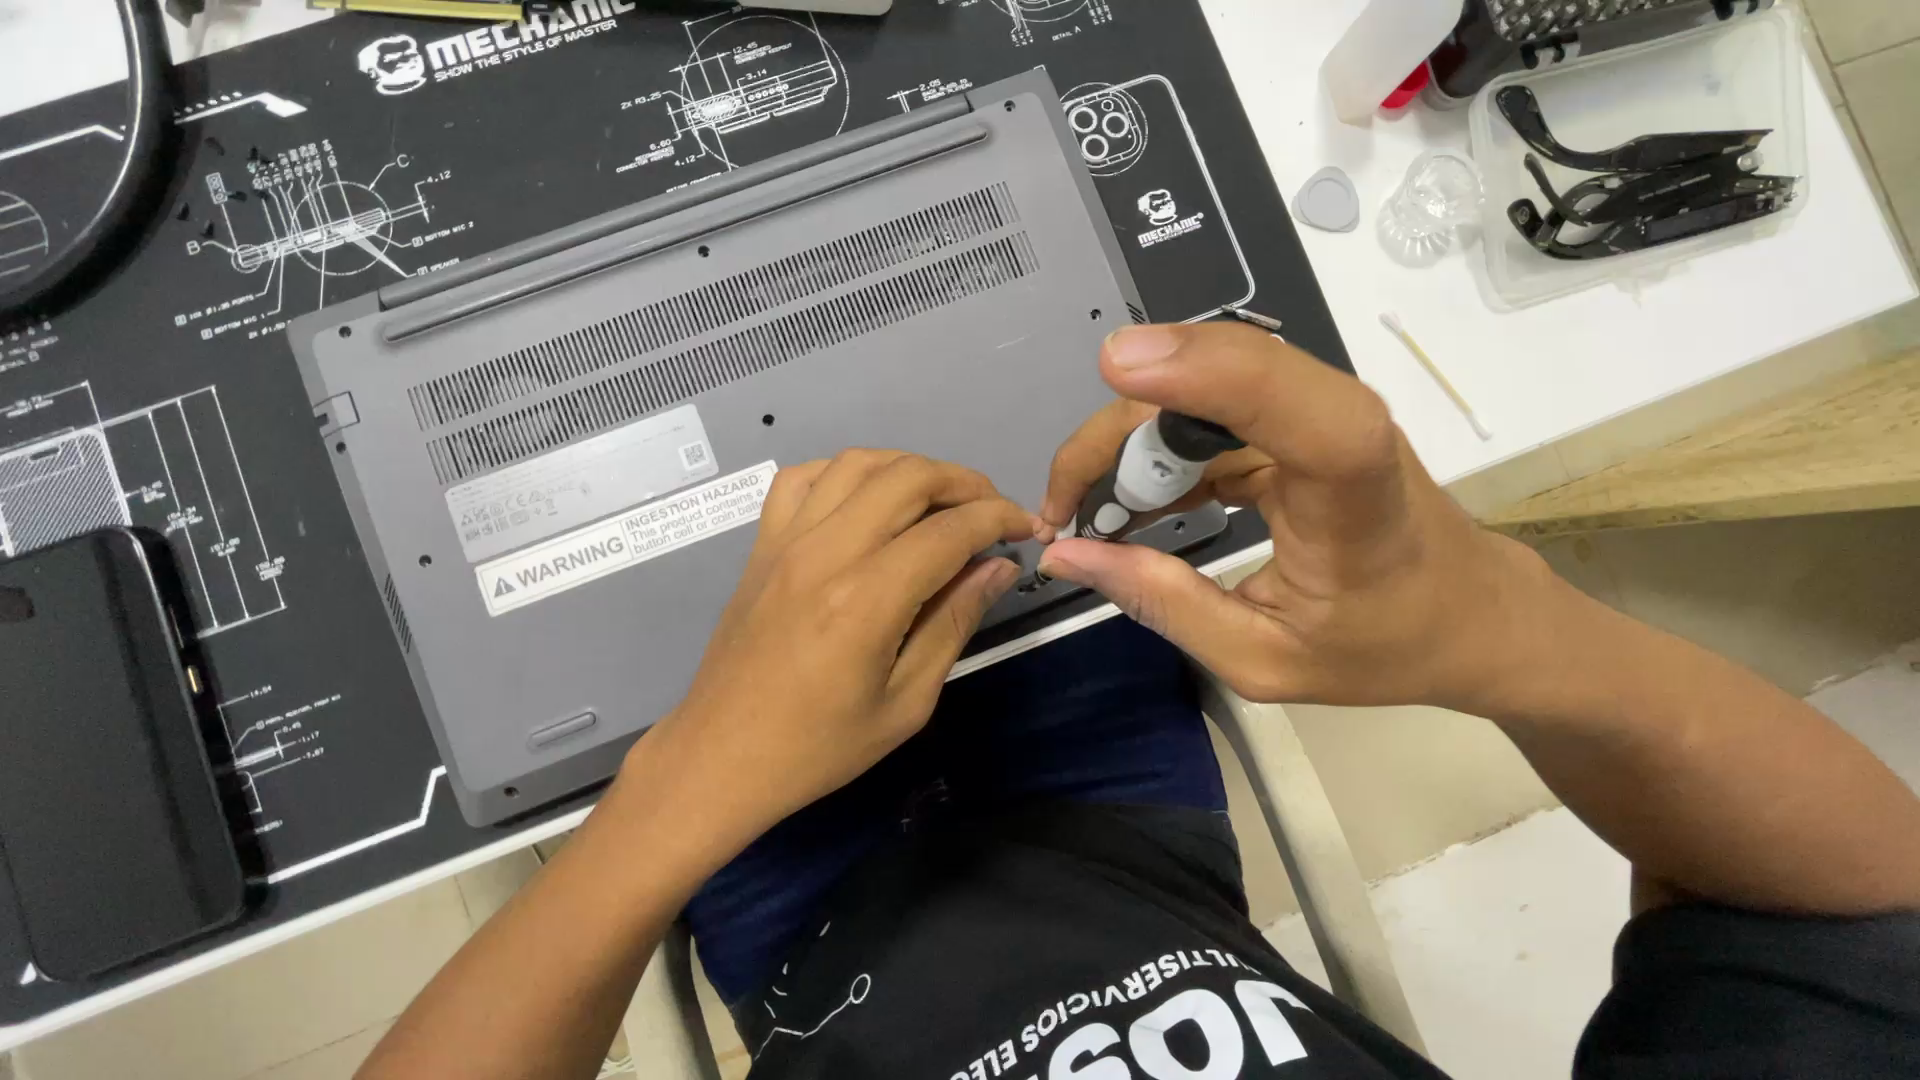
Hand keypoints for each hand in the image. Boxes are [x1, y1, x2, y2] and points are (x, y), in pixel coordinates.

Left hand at [632, 450, 1031, 845]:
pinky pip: (802, 478)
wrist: (722, 757)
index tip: (1027, 527)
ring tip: (941, 499)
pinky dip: (845, 472)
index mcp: (867, 599)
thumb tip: (999, 566)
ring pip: (857, 464)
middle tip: (992, 511)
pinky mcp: (762, 544)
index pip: (949, 530)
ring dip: (910, 468)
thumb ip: (954, 622)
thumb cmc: (820, 746)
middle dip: (964, 483)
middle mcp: (826, 552)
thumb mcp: (906, 702)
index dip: (999, 518)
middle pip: (907, 478)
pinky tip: (868, 499)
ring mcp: (786, 541)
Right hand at [1038, 323, 1556, 711]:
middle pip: (1204, 389)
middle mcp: (1335, 426)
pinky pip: (1201, 419)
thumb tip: (1067, 555)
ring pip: (1192, 396)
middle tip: (1062, 516)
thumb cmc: (1382, 645)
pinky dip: (1151, 458)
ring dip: (1123, 449)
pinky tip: (1128, 508)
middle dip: (1114, 442)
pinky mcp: (1291, 422)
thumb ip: (1163, 602)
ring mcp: (1311, 416)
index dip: (1205, 368)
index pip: (1293, 402)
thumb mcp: (1261, 657)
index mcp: (1353, 488)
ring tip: (1086, 519)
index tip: (1114, 366)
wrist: (1469, 615)